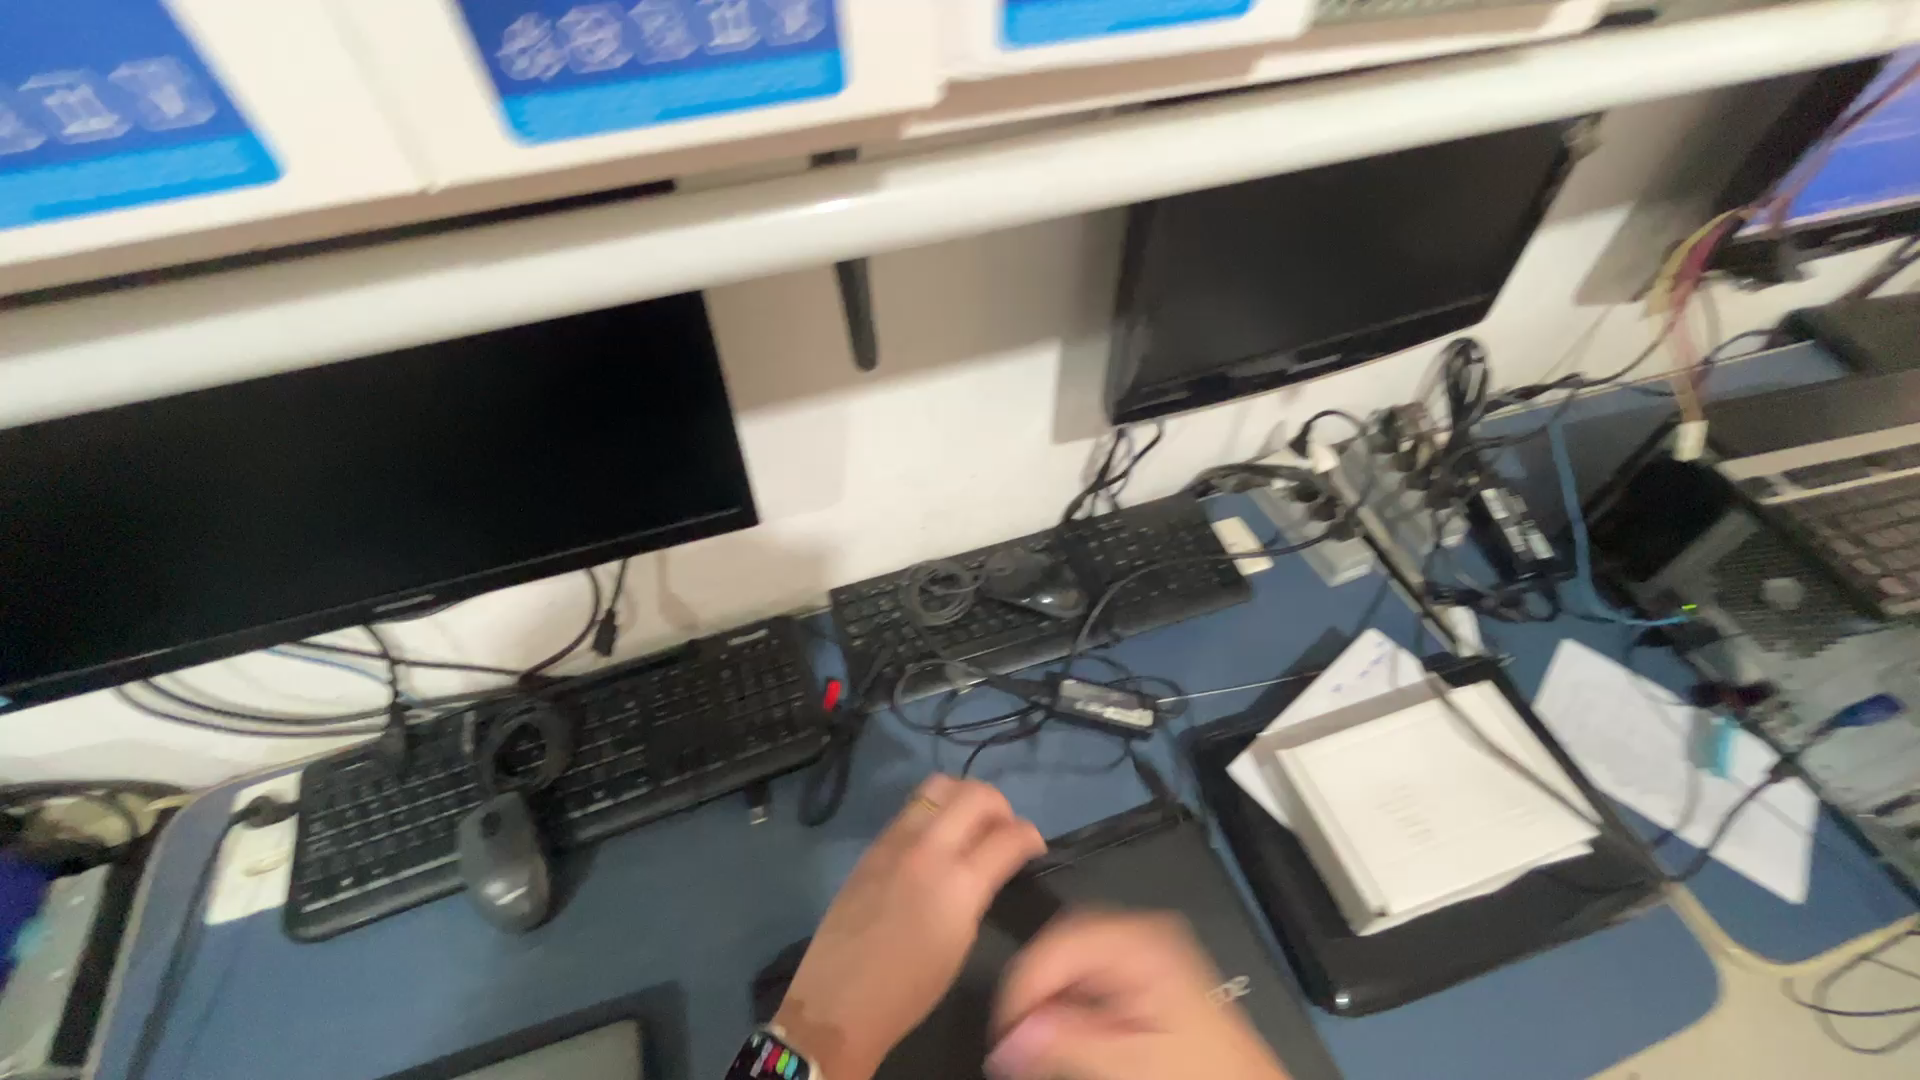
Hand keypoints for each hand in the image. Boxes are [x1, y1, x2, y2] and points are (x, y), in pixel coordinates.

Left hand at [776, 775, 1045, 1079]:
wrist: (840, 1000)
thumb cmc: (911, 988)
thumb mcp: (963, 940)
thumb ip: (979, 891)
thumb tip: (991, 863)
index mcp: (959, 883)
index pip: (1010, 835)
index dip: (1031, 836)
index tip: (1034, 847)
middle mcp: (930, 848)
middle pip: (977, 794)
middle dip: (1001, 806)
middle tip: (1003, 830)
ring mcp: (897, 840)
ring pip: (940, 786)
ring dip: (964, 797)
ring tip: (969, 825)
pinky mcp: (874, 843)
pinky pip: (912, 807)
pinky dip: (934, 811)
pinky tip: (936, 838)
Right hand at [988, 912, 1291, 1079]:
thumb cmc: (1206, 1071)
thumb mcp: (1136, 1061)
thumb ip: (1071, 1043)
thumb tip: (1010, 1037)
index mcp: (1144, 940)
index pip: (1063, 939)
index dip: (1026, 982)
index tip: (1005, 1027)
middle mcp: (1143, 931)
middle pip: (1065, 942)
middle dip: (1035, 986)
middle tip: (1013, 1032)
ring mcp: (1144, 948)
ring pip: (1074, 956)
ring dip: (1049, 995)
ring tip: (1032, 1037)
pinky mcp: (1144, 970)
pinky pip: (1091, 972)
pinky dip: (1069, 1000)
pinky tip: (1061, 1031)